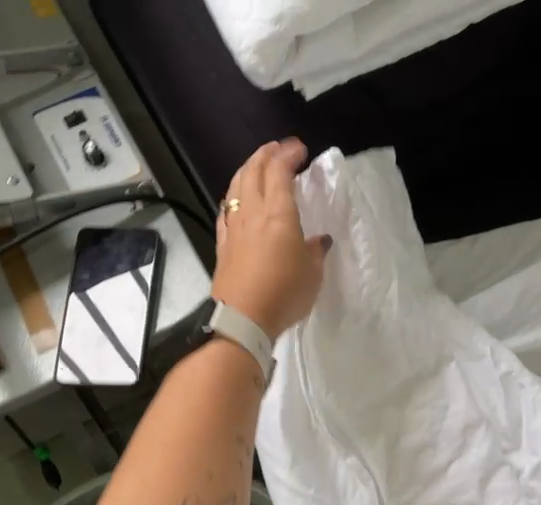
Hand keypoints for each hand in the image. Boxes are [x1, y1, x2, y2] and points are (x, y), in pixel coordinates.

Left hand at [211, 139, 330, 339]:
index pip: (280, 171)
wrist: (243, 320)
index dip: (289, 154)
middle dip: (266, 154)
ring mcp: (234, 227)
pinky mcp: (222, 244)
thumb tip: (319, 241)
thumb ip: (315, 252)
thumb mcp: (313, 275)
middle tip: (278, 149)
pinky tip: (235, 200)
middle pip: (254, 170)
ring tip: (257, 167)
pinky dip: (233, 196)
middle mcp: (253, 212)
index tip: (300, 149)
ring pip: (236, 186)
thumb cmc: (284, 295)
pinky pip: (226, 210)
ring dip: (247, 169)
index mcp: (279, 213)